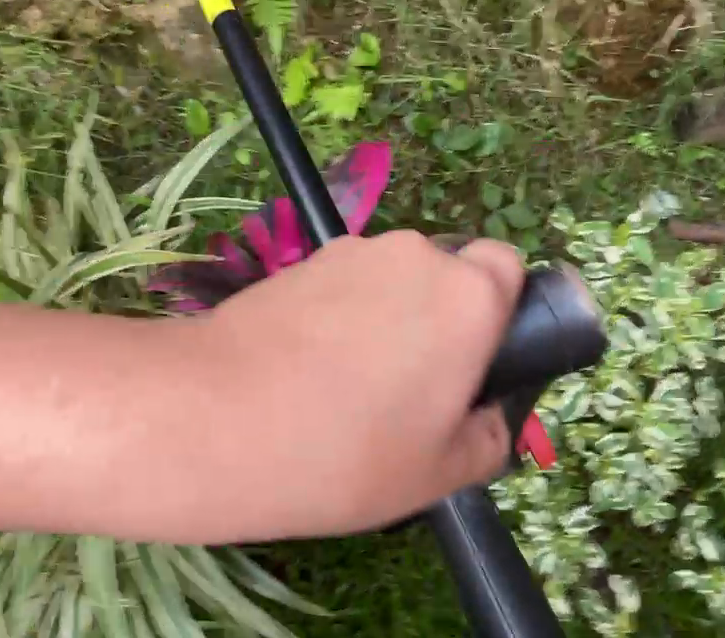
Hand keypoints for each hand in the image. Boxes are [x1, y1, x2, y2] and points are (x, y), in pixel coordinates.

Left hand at [185, 231, 524, 539]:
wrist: (217, 416)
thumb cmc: (346, 451)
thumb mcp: (440, 473)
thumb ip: (486, 436)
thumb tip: (483, 410)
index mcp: (467, 297)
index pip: (507, 268)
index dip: (498, 310)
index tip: (473, 360)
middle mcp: (414, 255)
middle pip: (445, 273)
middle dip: (439, 317)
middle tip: (412, 386)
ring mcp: (351, 250)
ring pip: (392, 279)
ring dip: (387, 315)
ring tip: (349, 383)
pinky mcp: (300, 259)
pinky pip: (345, 281)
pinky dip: (341, 312)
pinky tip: (309, 366)